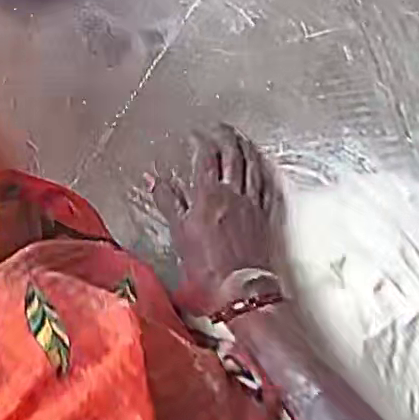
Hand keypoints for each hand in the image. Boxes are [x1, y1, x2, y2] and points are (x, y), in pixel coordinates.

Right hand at [151, 126, 279, 315]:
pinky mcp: (266, 217)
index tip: (196, 133)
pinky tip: (261, 166)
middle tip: (221, 128)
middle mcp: (232, 193)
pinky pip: (266, 186)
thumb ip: (167, 201)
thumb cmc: (207, 265)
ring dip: (245, 149)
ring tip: (241, 138)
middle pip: (231, 156)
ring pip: (251, 167)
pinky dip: (262, 171)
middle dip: (226, 137)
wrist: (242, 291)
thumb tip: (153, 179)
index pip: (206, 157)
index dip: (202, 141)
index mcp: (208, 194)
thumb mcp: (179, 231)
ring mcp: (252, 203)